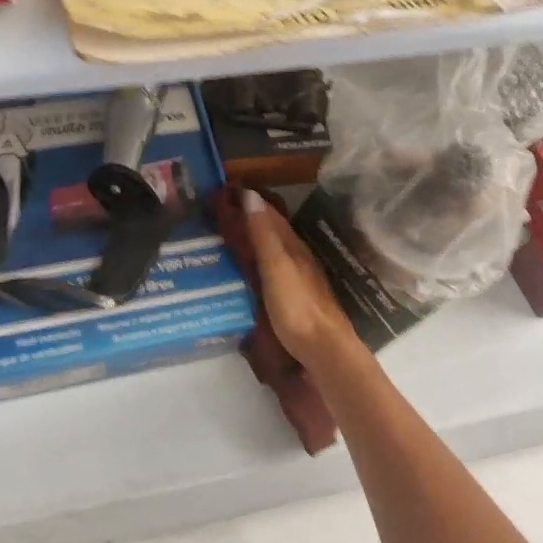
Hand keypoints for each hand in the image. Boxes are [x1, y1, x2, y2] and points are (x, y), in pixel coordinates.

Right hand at [243, 190, 362, 371]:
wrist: (323, 351)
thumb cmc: (297, 307)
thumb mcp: (276, 268)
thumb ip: (263, 235)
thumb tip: (250, 194)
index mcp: (294, 247)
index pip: (270, 214)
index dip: (250, 201)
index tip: (226, 191)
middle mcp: (298, 259)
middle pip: (272, 232)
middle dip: (249, 220)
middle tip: (218, 213)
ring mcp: (298, 280)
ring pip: (272, 252)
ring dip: (253, 241)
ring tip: (226, 239)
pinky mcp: (294, 300)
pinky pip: (271, 272)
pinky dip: (256, 264)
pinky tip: (246, 271)